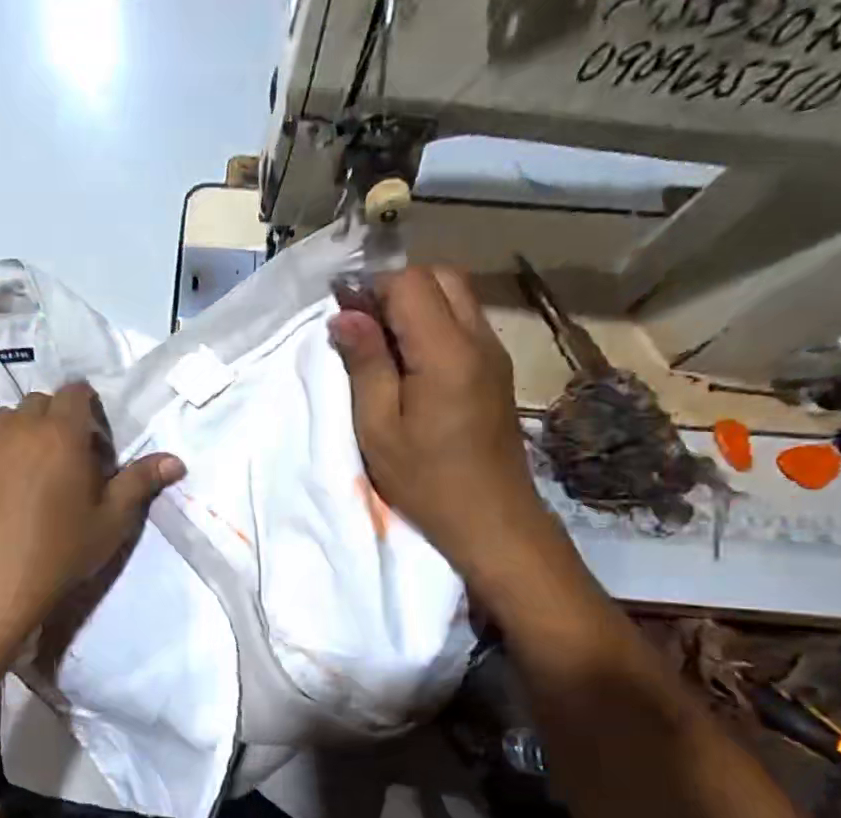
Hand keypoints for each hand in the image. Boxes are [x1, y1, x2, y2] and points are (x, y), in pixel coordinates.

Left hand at [0, 383, 184, 647]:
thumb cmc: (63, 551)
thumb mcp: (112, 520)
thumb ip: (140, 482)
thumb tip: (175, 460)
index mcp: (62, 433)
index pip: (75, 391)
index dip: (88, 409)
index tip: (93, 441)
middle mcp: (19, 427)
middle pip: (40, 402)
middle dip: (56, 420)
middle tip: (65, 460)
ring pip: (5, 419)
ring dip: (21, 432)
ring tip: (28, 470)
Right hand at [329, 266, 549, 570]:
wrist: (491, 518)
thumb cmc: (425, 480)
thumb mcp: (379, 428)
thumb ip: (365, 365)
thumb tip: (345, 315)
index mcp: (446, 352)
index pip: (411, 282)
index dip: (372, 289)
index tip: (344, 318)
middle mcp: (478, 339)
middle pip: (440, 276)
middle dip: (396, 289)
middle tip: (363, 328)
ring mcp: (493, 353)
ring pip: (456, 295)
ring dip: (415, 305)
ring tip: (381, 346)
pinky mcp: (495, 369)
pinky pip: (464, 322)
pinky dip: (432, 324)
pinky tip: (409, 363)